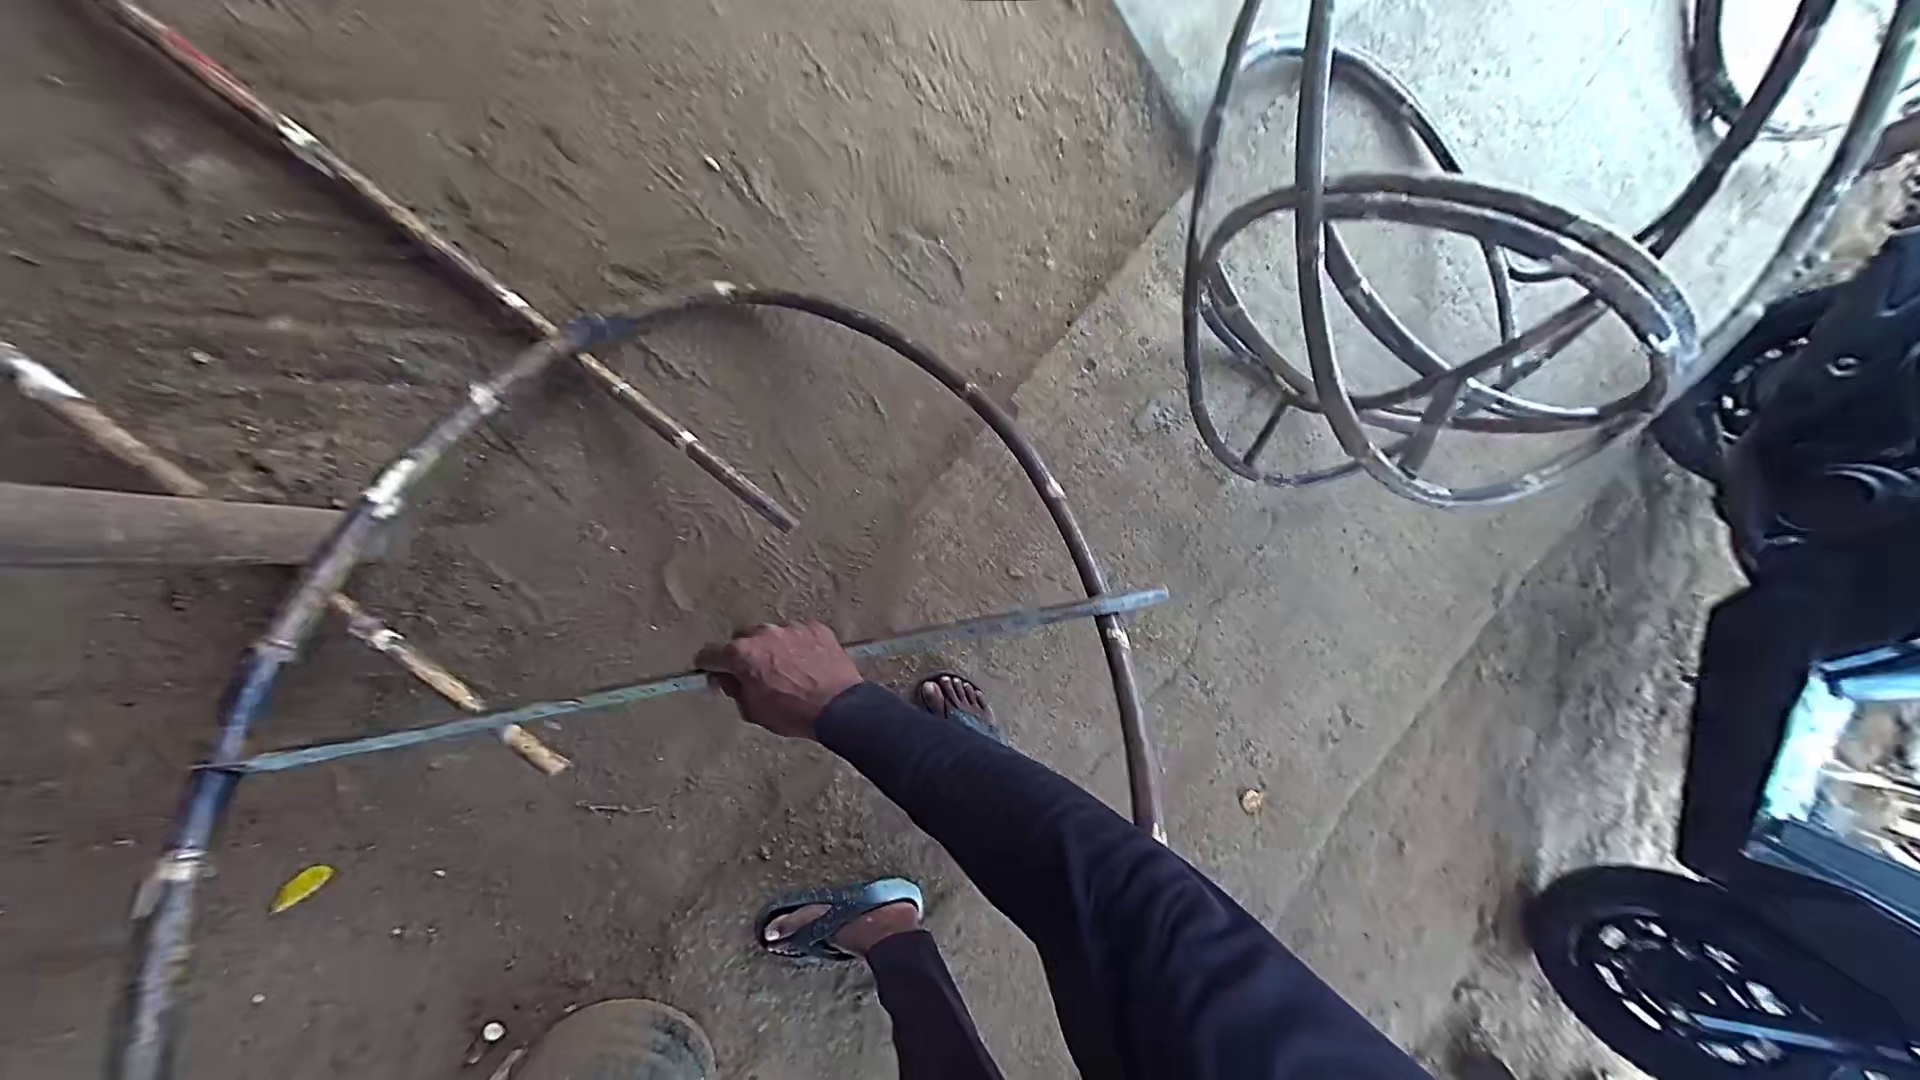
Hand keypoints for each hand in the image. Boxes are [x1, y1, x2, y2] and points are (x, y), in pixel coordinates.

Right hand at [696, 621, 861, 739]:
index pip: (710, 654)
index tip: (716, 673)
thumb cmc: (794, 712)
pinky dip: (800, 645)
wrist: (837, 706)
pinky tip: (807, 664)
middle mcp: (764, 634)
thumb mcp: (752, 710)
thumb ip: (733, 688)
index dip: (710, 667)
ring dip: (775, 649)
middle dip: (747, 656)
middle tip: (759, 676)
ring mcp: (791, 628)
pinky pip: (799, 633)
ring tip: (790, 672)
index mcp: (741, 654)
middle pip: (744, 640)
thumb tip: (726, 678)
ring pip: (774, 635)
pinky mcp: (815, 628)